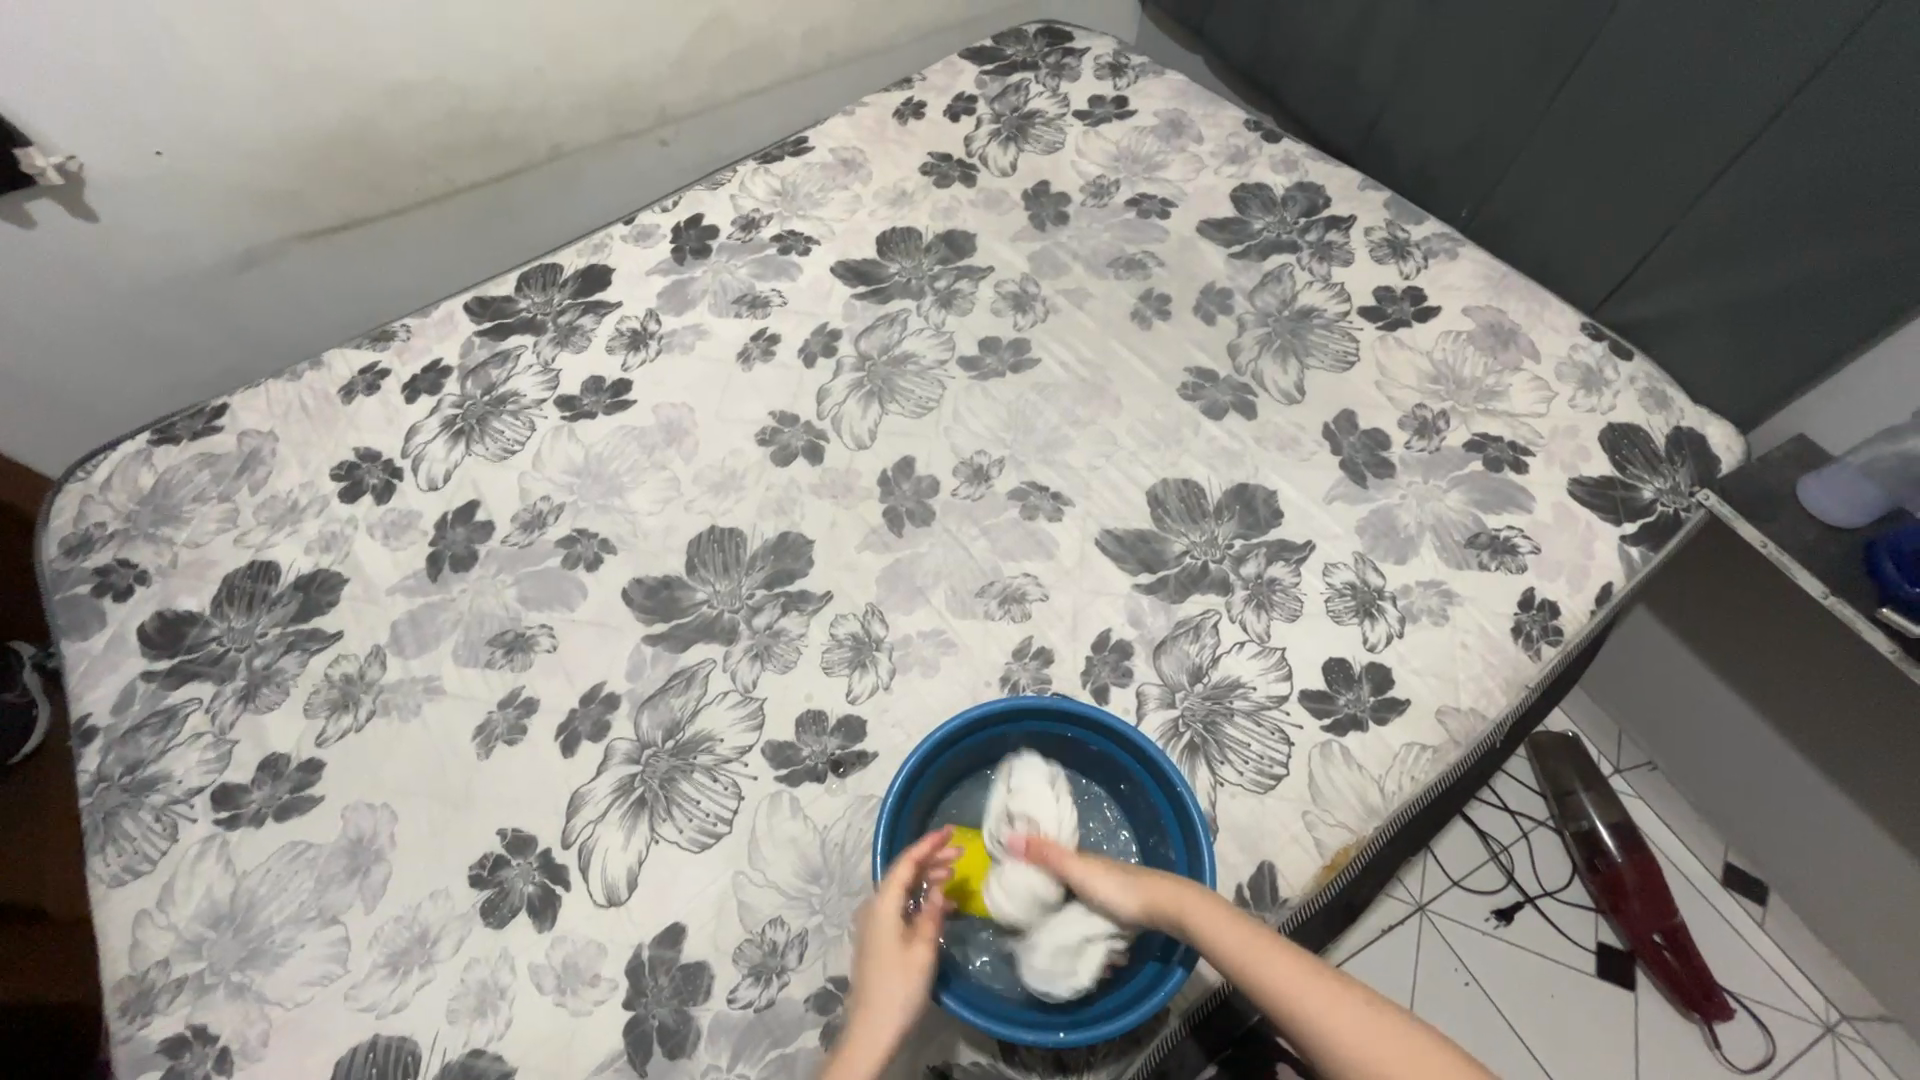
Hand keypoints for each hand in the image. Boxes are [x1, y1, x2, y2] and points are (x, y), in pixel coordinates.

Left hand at [836, 828, 960, 1070]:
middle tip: (960, 851)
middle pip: (904, 872)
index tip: (950, 830)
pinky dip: (922, 899)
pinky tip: (943, 904)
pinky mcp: (879, 937)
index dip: (928, 844)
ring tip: (955, 873)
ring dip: (928, 878)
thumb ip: (932, 912)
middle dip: (931, 859)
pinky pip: (902, 906)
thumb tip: (939, 887)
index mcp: (882, 903)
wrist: (871, 1029)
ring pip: (904, 889)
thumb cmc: (899, 987)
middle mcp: (875, 906)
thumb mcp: (923, 948)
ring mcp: (875, 922)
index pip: (906, 862)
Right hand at [1005, 833, 1197, 932]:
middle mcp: (1095, 874)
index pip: (1052, 859)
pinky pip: (1102, 925)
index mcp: (1082, 861)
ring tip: (1059, 943)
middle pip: (1068, 885)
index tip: (1016, 881)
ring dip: (1074, 921)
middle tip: (1031, 921)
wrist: (1163, 907)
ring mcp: (1111, 895)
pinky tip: (1093, 955)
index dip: (1035, 864)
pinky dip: (1095, 935)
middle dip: (1053, 899)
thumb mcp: (1076, 870)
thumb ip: (1045, 855)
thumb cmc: (1116, 888)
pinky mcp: (1124, 916)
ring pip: (1085, 906)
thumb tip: (1008, 835)